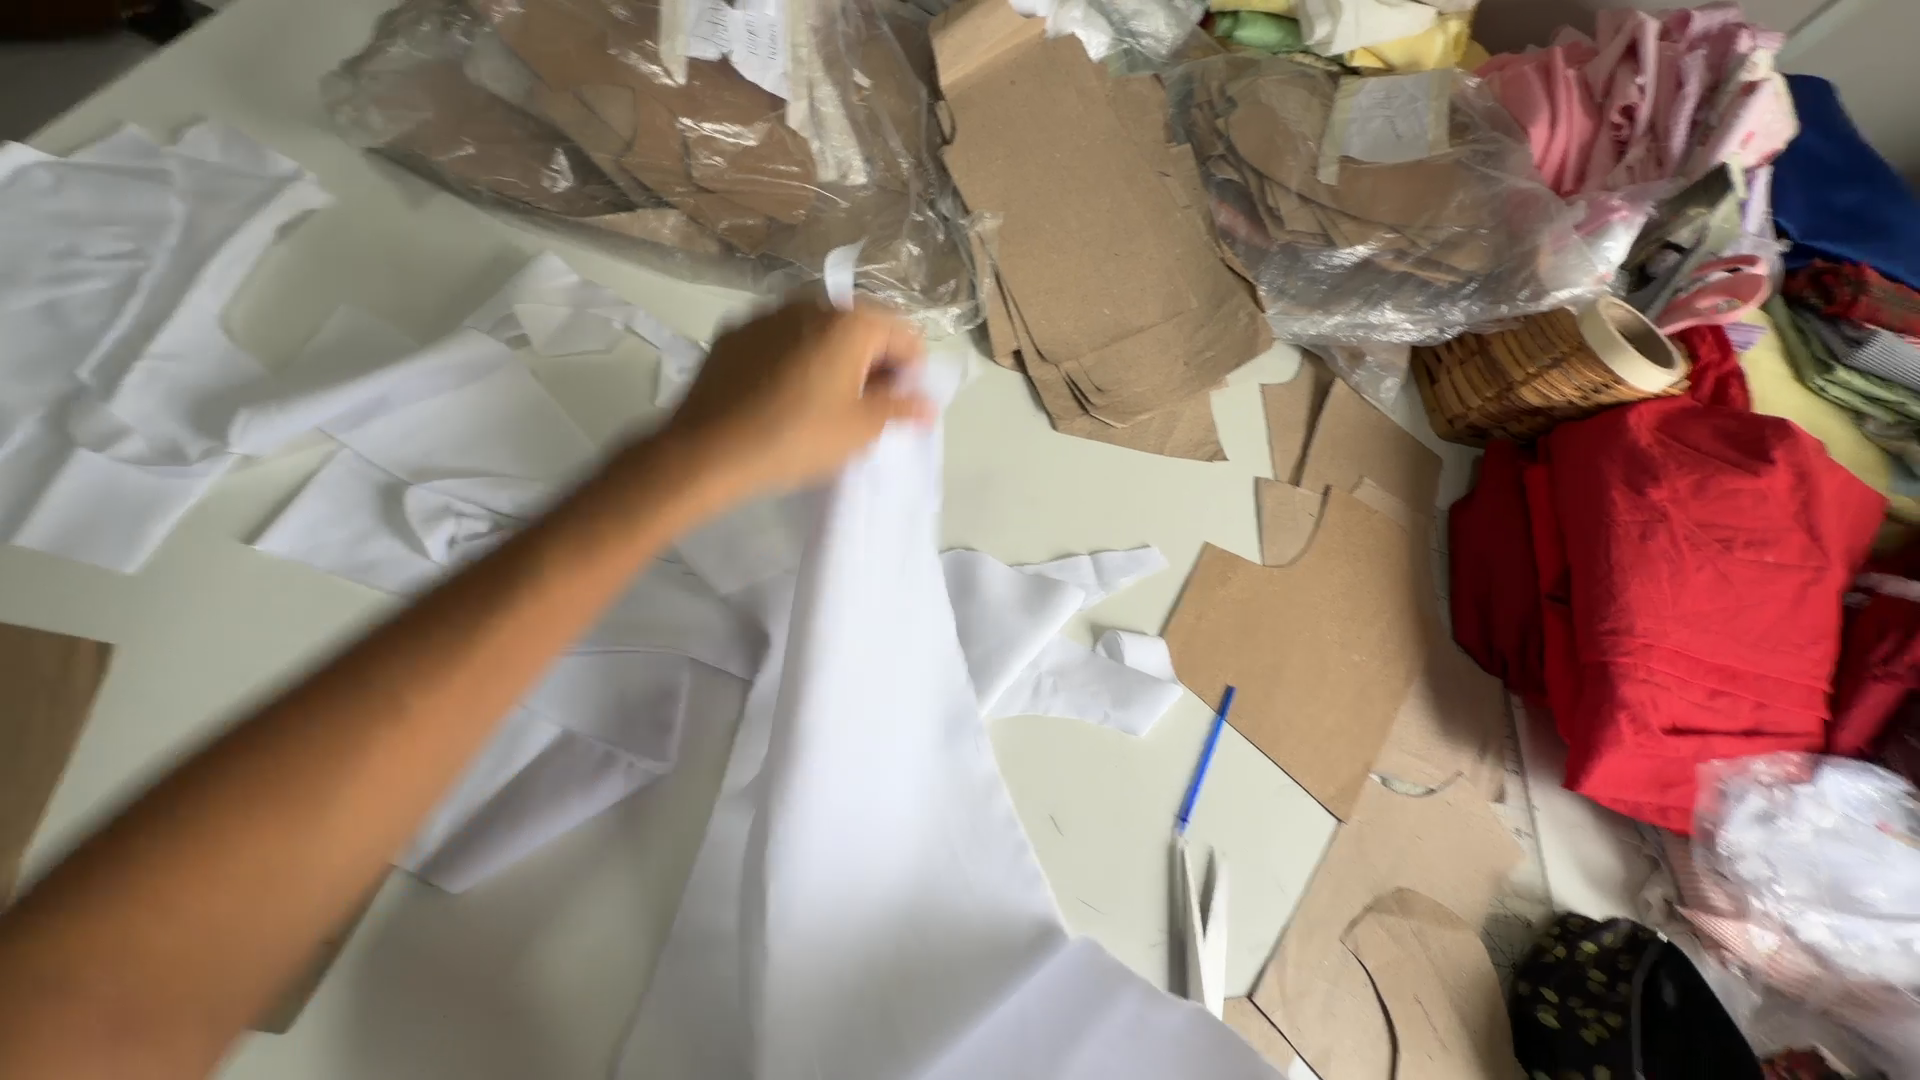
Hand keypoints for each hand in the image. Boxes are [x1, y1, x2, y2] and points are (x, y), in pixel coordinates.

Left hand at [655, 300, 933, 499]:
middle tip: (867, 408)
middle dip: (873, 364)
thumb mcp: (860, 430)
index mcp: (849, 322)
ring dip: (834, 360)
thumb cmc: (797, 438)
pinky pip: (783, 341)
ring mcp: (767, 315)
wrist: (706, 450)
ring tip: (824, 404)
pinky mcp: (735, 334)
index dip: (913, 373)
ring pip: (819, 332)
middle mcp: (810, 304)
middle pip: (861, 328)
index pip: (905, 335)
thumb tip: (927, 403)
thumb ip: (901, 408)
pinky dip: (796, 361)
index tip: (901, 407)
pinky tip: (784, 398)